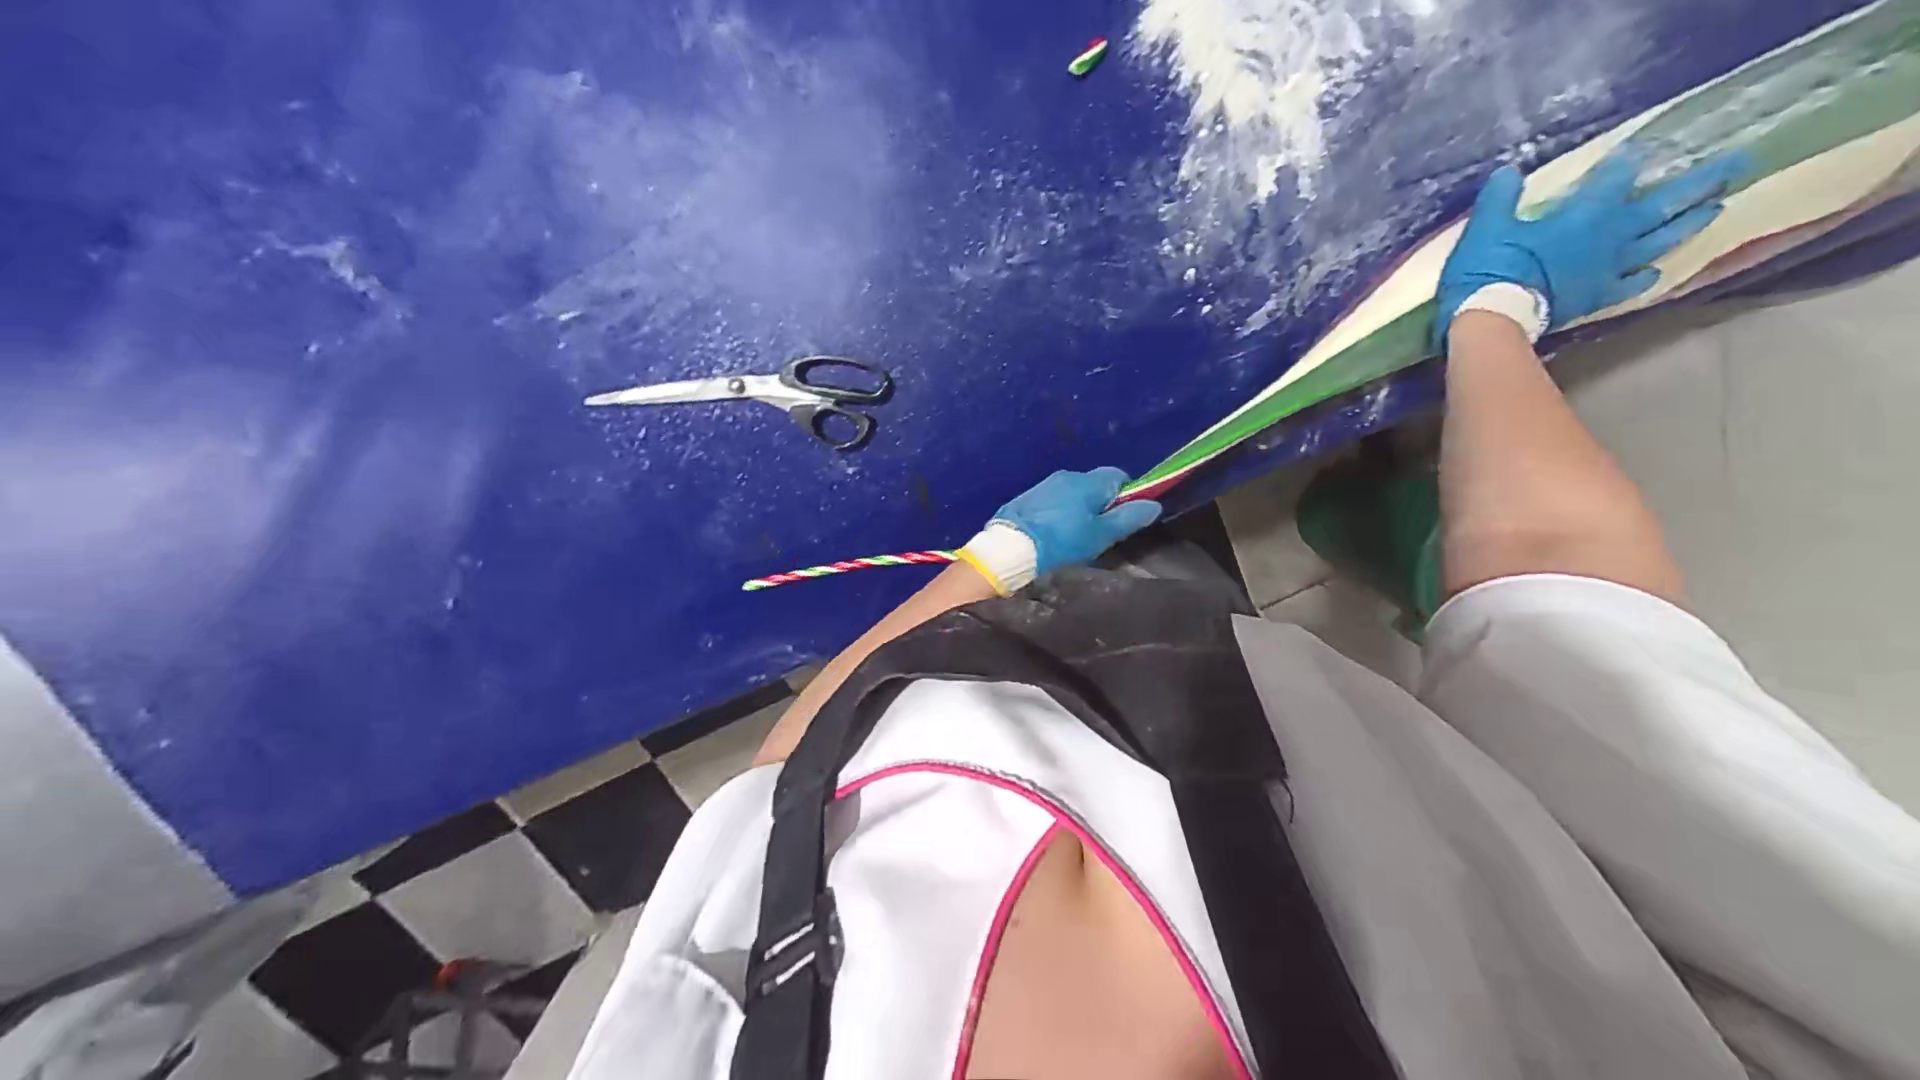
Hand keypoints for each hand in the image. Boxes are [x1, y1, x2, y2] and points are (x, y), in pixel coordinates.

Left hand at [959, 468, 1161, 593]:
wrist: (1008, 552)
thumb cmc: (1061, 544)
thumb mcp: (1100, 536)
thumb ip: (1128, 518)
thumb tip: (1154, 504)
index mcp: (1087, 481)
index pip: (1118, 476)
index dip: (1127, 496)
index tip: (1122, 520)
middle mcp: (1065, 476)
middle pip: (1094, 486)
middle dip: (1101, 506)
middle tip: (1099, 535)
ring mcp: (1042, 486)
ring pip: (1072, 495)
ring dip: (1078, 512)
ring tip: (1074, 539)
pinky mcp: (1025, 500)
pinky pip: (1052, 503)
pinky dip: (1058, 516)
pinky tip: (1053, 536)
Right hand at [1434, 150, 1747, 346]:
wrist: (1491, 318)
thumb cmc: (1487, 269)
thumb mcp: (1484, 228)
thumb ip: (1499, 198)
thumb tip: (1506, 172)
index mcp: (1585, 213)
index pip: (1616, 177)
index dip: (1628, 160)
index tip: (1642, 147)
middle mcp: (1610, 236)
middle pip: (1664, 205)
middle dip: (1701, 182)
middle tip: (1739, 163)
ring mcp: (1609, 269)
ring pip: (1661, 241)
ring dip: (1690, 223)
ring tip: (1716, 208)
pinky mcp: (1597, 297)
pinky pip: (1632, 285)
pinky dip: (1647, 276)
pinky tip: (1656, 271)